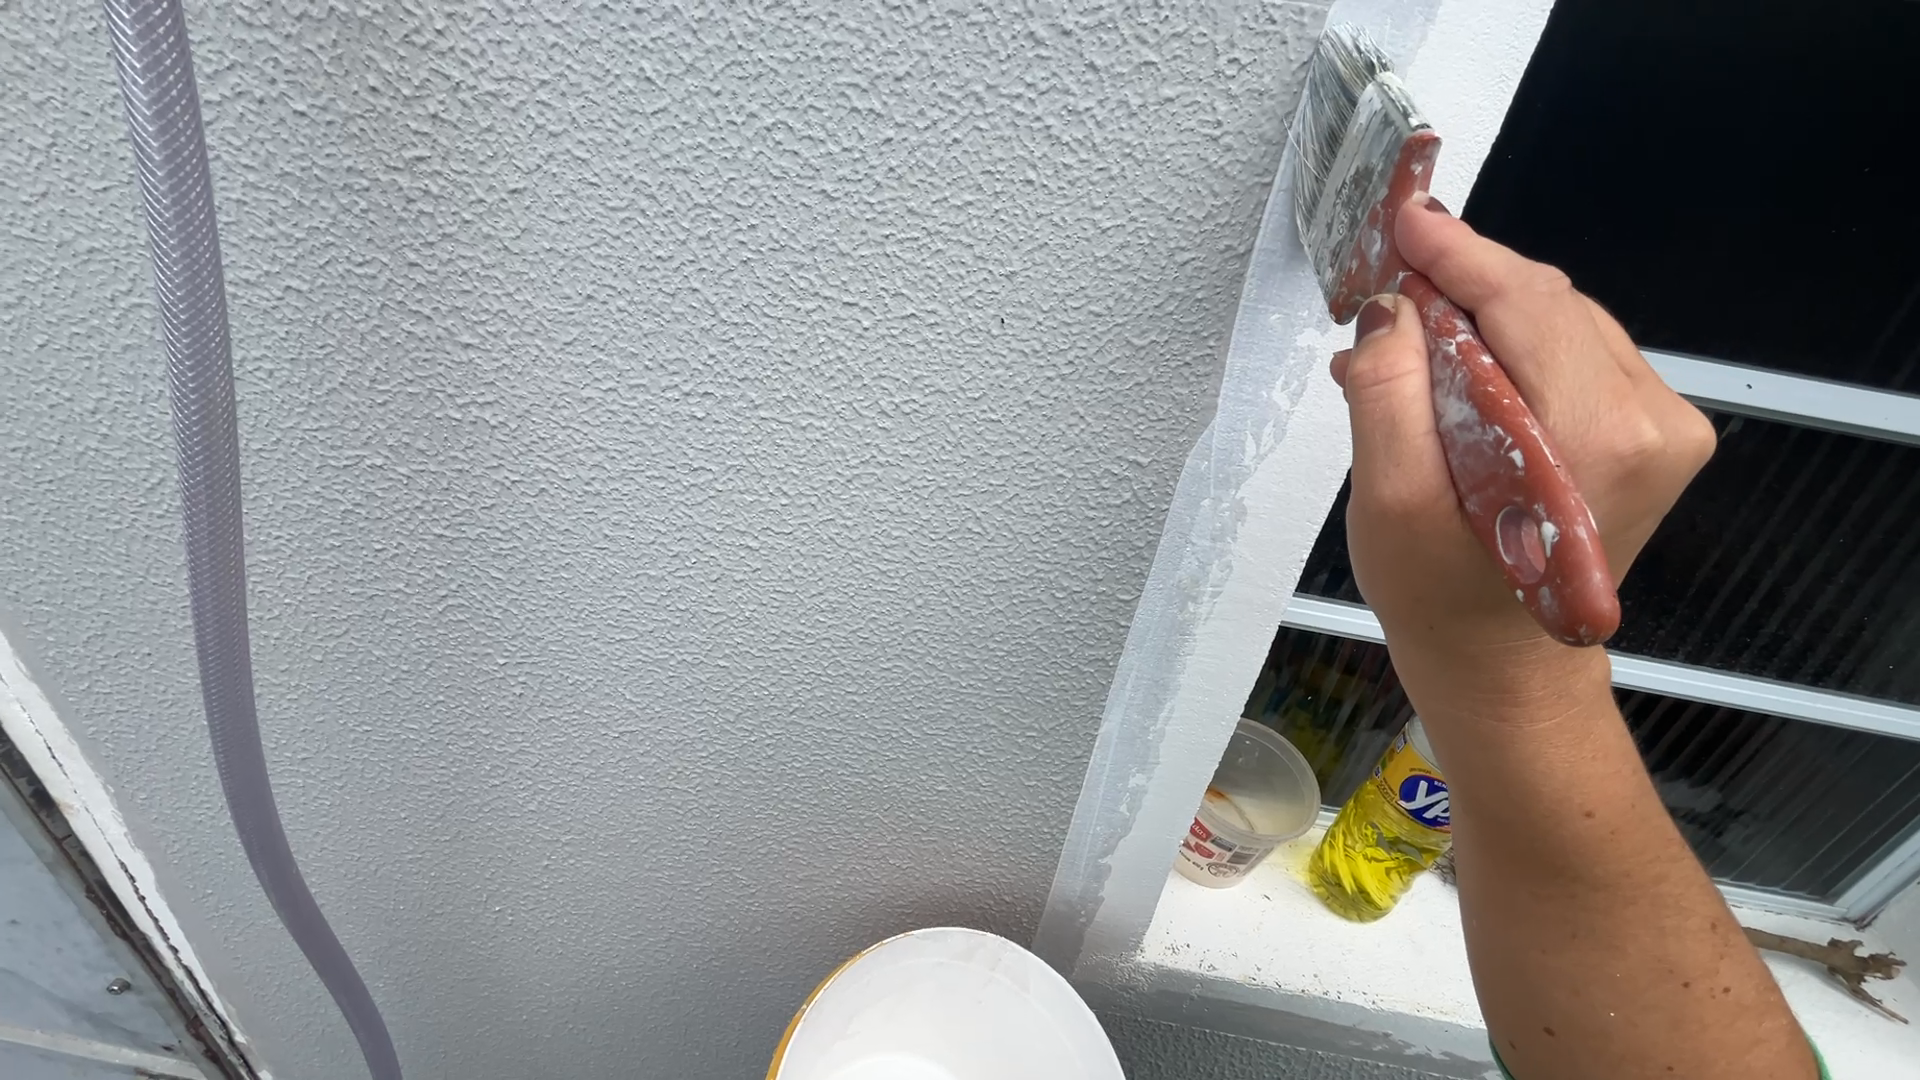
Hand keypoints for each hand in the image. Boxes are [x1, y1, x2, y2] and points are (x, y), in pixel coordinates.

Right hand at [1329, 194, 1714, 722]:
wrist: (1497, 661)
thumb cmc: (1433, 591)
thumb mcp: (1389, 499)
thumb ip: (1388, 397)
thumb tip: (1387, 311)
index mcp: (1591, 434)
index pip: (1526, 302)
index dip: (1458, 253)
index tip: (1403, 220)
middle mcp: (1651, 417)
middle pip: (1546, 304)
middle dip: (1459, 280)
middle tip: (1381, 281)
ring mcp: (1662, 424)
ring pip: (1558, 324)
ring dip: (1476, 313)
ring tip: (1399, 330)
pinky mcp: (1648, 433)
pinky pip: (1570, 355)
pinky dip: (1503, 344)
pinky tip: (1447, 364)